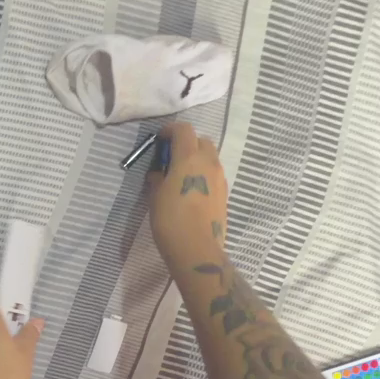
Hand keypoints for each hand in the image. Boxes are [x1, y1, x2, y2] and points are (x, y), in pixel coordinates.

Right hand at [148, 121, 228, 272]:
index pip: (184, 130)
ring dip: (196, 159)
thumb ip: (156, 179)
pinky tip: (190, 191)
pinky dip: (202, 174)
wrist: (196, 248)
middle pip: (201, 141)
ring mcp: (220, 178)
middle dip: (186, 144)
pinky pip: (213, 174)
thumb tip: (158, 173)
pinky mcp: (224, 194)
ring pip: (210, 158)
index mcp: (189, 158)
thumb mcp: (155, 196)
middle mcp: (209, 163)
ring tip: (179, 176)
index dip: (170, 130)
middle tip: (170, 158)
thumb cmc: (170, 219)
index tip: (159, 139)